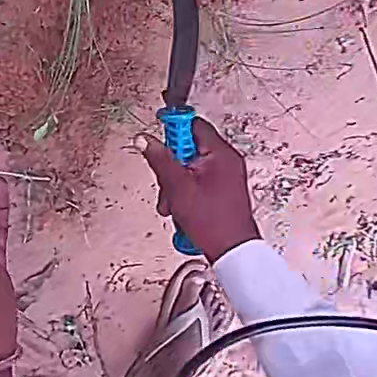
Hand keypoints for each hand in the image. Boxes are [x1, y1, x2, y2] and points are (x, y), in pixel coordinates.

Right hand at [137, 117, 260, 259]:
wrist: (232, 252)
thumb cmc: (212, 221)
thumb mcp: (177, 186)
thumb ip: (160, 159)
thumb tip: (144, 139)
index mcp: (220, 153)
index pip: (193, 124)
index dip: (173, 129)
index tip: (160, 139)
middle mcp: (226, 160)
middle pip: (188, 147)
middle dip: (171, 165)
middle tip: (166, 180)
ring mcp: (226, 175)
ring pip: (190, 166)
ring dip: (175, 182)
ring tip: (172, 201)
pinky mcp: (223, 188)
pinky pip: (197, 179)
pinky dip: (185, 191)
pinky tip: (180, 207)